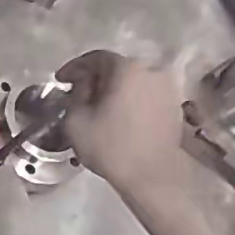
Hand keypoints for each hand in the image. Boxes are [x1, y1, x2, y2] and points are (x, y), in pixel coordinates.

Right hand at [58, 51, 187, 187]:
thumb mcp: (77, 119)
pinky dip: (130, 100)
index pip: (96, 57)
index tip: (60, 79)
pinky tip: (120, 117)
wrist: (150, 177)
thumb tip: (84, 82)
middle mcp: (152, 71)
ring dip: (114, 89)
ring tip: (99, 106)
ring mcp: (168, 88)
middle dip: (95, 78)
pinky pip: (146, 95)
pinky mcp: (174, 106)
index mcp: (127, 69)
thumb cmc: (109, 147)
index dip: (75, 66)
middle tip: (77, 92)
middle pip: (117, 68)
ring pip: (133, 82)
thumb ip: (77, 92)